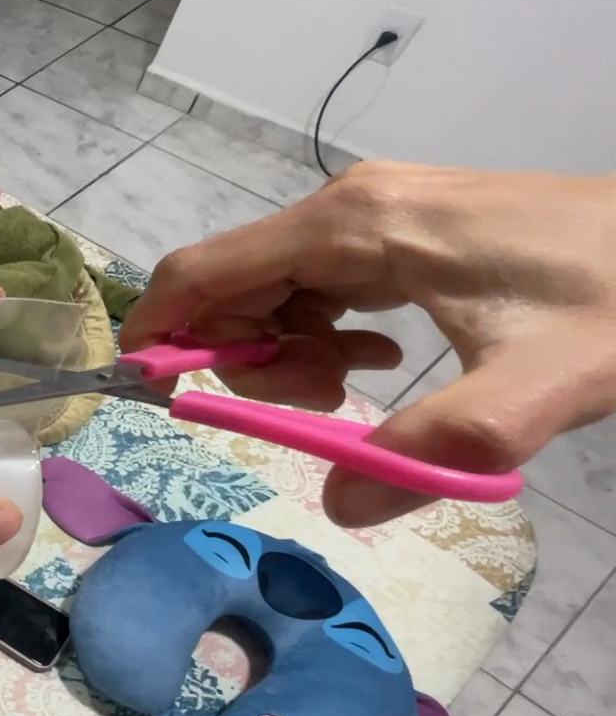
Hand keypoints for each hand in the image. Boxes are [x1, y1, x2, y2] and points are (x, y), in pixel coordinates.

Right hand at [125, 161, 615, 525]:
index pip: (196, 273)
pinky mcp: (383, 233)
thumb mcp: (556, 378)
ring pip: (259, 295)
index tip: (161, 395)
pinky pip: (302, 290)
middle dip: (243, 361)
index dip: (158, 334)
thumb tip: (340, 506)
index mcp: (350, 226)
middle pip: (223, 292)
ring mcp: (363, 218)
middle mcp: (341, 209)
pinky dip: (314, 337)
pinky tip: (375, 355)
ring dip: (281, 355)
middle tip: (316, 405)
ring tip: (355, 384)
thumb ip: (441, 444)